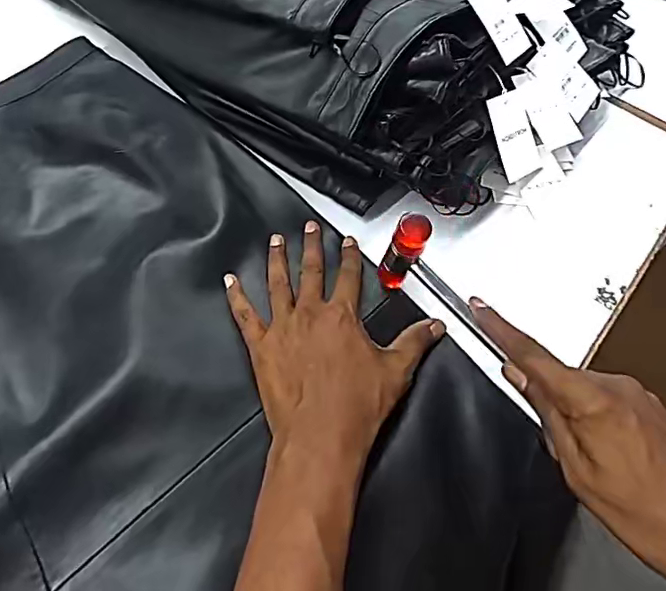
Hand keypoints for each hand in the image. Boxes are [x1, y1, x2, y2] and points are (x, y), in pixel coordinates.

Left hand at [226, 222, 443, 461]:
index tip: (346, 241)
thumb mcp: (395, 372)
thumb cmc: (356, 407)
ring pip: (277, 283)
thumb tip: (435, 326)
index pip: (347, 276)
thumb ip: (414, 342)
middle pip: (311, 271)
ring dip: (277, 259)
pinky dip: (236, 297)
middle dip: (312, 246)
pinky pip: (245, 315)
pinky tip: (230, 281)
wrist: (320, 437)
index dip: (348, 256)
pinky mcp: (261, 347)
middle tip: (309, 227)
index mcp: (341, 316)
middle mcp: (310, 314)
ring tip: (275, 240)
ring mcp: (283, 327)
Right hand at [471, 299, 665, 590]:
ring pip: (584, 393)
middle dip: (547, 403)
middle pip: (559, 376)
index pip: (533, 354)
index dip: (501, 327)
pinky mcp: (654, 408)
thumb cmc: (660, 524)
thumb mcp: (582, 476)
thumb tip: (522, 379)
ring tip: (604, 476)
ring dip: (578, 421)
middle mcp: (619, 386)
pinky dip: (599, 424)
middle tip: (565, 455)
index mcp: (595, 400)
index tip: (480, 306)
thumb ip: (548, 418)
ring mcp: (640, 395)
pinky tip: (620, 468)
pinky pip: (608, 402)